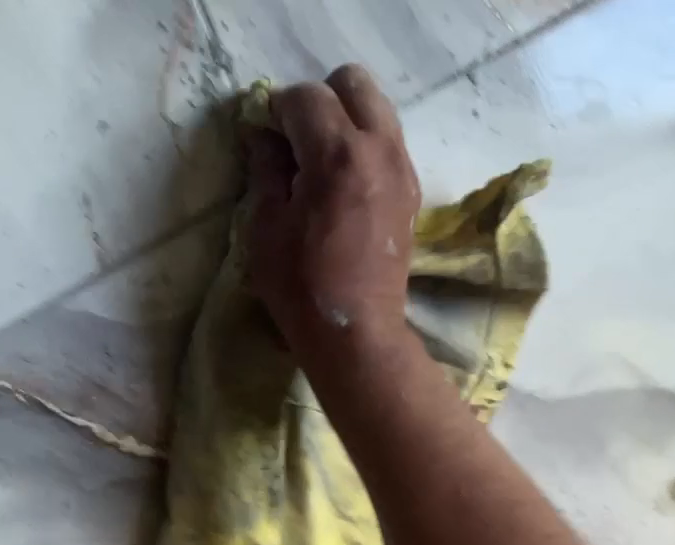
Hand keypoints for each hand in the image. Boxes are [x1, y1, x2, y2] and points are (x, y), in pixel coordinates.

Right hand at [246, 64, 420, 356]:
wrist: (356, 332)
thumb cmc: (301, 288)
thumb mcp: (265, 228)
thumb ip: (266, 170)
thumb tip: (265, 137)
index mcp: (337, 155)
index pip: (305, 96)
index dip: (276, 111)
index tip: (263, 138)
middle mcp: (378, 149)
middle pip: (352, 82)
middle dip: (319, 101)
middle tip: (296, 141)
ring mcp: (402, 168)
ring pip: (376, 108)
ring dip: (345, 121)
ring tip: (320, 163)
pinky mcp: (411, 190)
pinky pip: (388, 141)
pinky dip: (364, 146)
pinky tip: (343, 184)